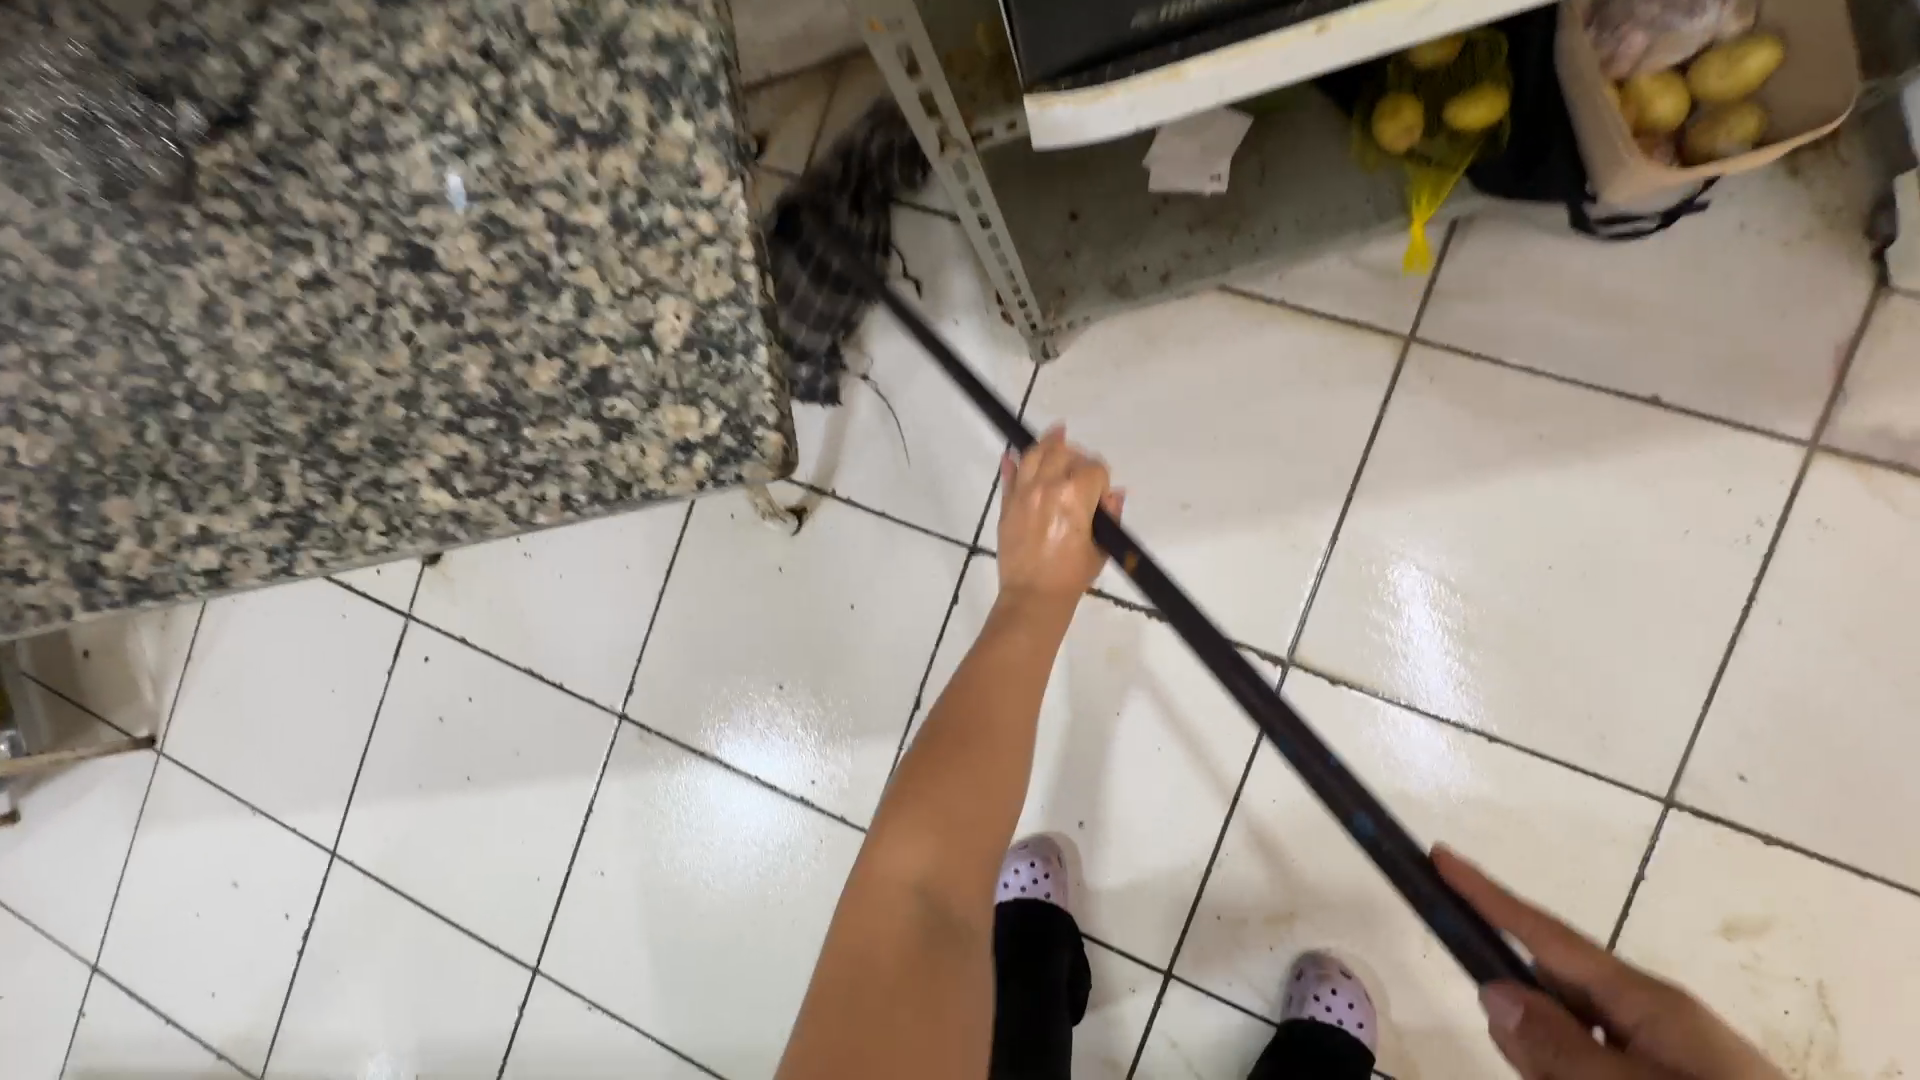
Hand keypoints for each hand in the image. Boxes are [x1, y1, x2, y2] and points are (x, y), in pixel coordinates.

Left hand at [996, 426, 1122, 604]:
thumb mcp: (1101, 547)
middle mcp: (1047, 486)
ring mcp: (1023, 494)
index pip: (1094, 468)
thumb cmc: (1072, 575)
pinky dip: (1012, 464)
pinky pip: (1009, 476)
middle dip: (1077, 457)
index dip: (1101, 480)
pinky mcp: (1007, 505)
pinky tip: (1013, 455)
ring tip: (1056, 434)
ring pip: (1034, 454)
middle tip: (1081, 471)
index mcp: (1074, 496)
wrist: (1033, 595)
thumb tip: (1115, 495)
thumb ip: (1110, 516)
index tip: (1100, 500)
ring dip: (1047, 444)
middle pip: (1064, 452)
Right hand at [1434, 846, 1783, 1079]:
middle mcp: (1653, 1015)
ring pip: (1568, 1038)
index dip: (1487, 894)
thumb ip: (1562, 1048)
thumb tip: (1493, 990)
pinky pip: (1595, 1063)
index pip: (1546, 933)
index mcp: (1649, 1001)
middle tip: (1536, 1074)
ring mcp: (1664, 1051)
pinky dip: (1576, 1076)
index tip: (1438, 854)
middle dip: (1526, 1028)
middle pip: (1550, 993)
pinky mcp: (1666, 1074)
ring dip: (1554, 1068)